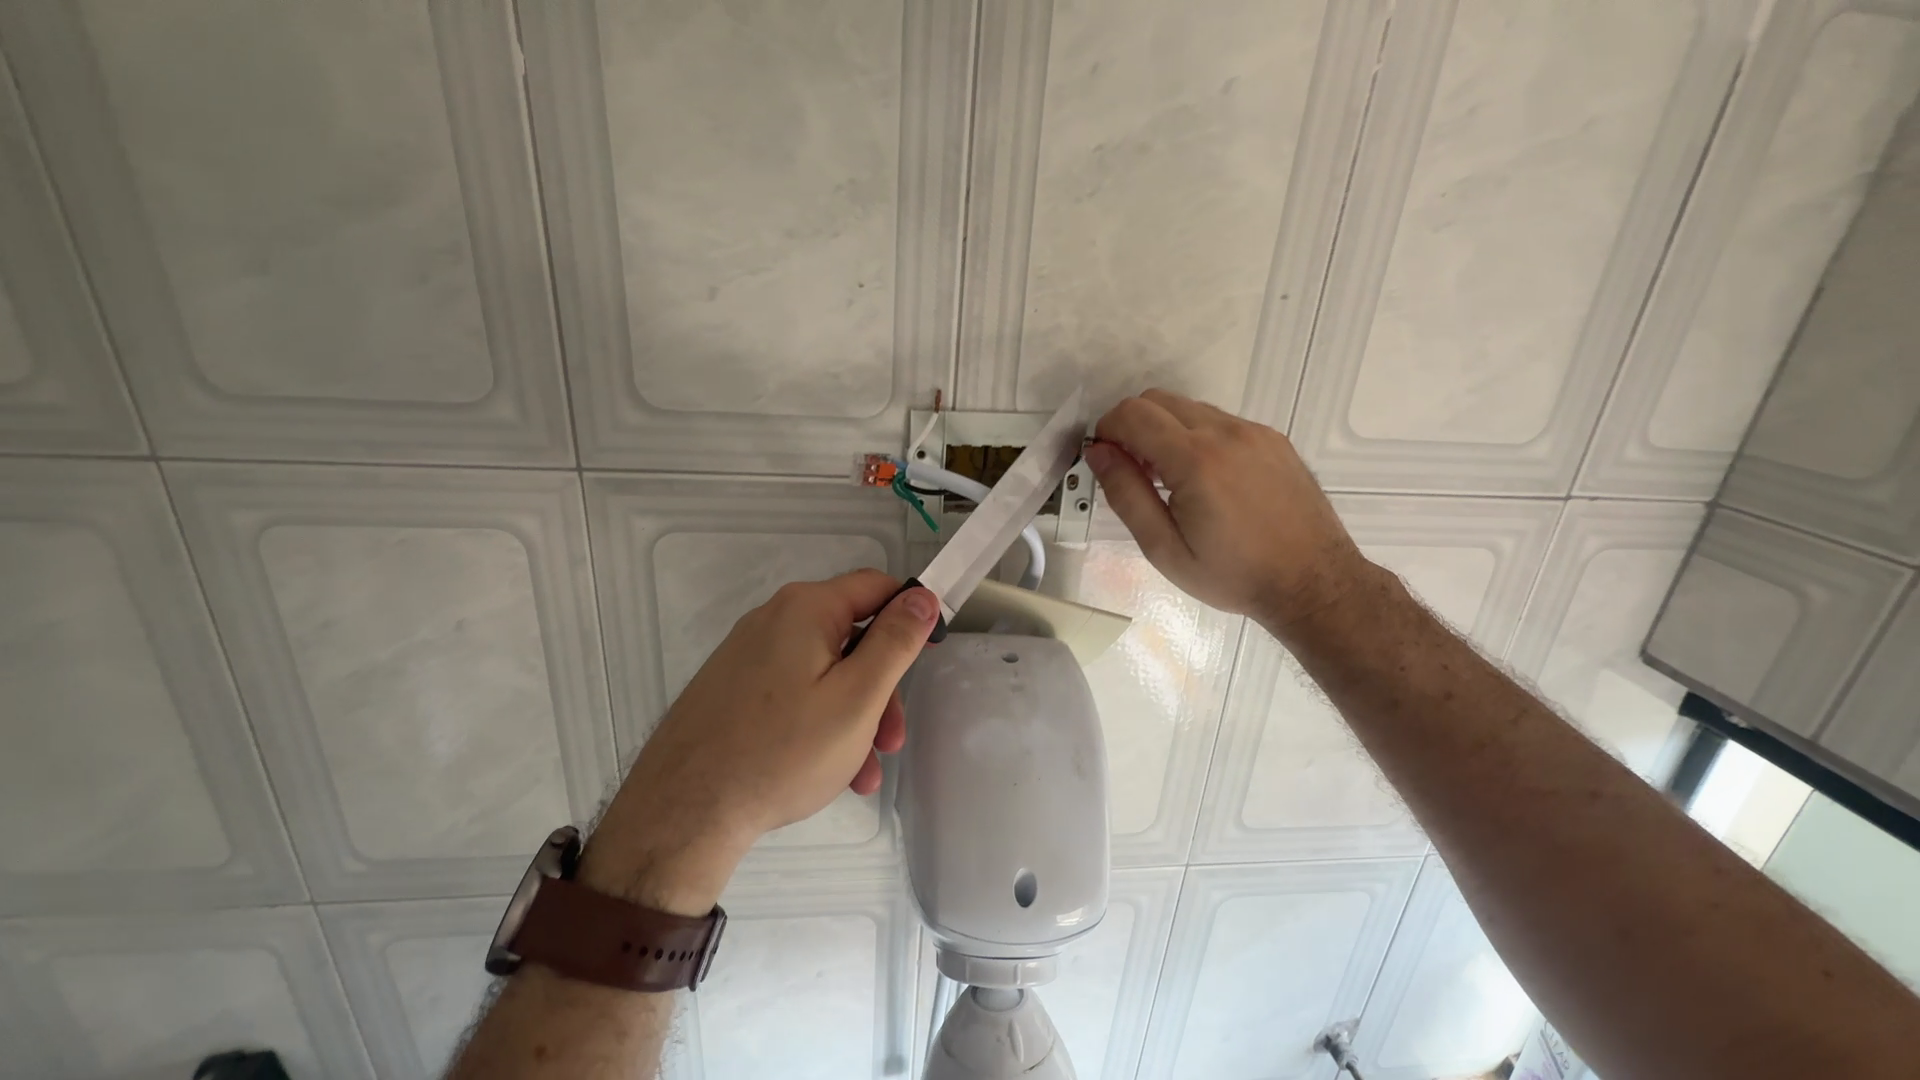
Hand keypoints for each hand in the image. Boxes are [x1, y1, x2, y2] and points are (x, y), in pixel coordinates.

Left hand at [578, 571, 936, 911]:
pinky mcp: (733, 689)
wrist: (685, 811)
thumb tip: (923, 595)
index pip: (875, 587)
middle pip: (850, 637)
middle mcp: (773, 620)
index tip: (928, 655)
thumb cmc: (784, 751)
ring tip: (862, 774)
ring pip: (824, 673)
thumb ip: (895, 642)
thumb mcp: (857, 697)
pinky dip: (819, 724)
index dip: (909, 615)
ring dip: (854, 717)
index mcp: (806, 609)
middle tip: (892, 741)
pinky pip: (794, 694)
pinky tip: (830, 773)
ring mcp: (748, 656)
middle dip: (880, 687)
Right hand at [1085, 389, 1375, 634]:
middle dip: (1132, 426)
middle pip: (1158, 399)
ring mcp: (1254, 432)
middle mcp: (1226, 433)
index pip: (1132, 414)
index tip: (1104, 460)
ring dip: (1166, 431)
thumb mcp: (1165, 549)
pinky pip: (1221, 422)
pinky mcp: (1274, 440)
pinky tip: (1207, 481)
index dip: (1106, 431)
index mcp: (1195, 461)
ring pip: (1190, 408)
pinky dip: (1199, 437)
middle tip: (1135, 471)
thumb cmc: (1234, 576)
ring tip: (1171, 480)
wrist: (1313, 582)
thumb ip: (1126, 495)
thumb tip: (1098, 453)